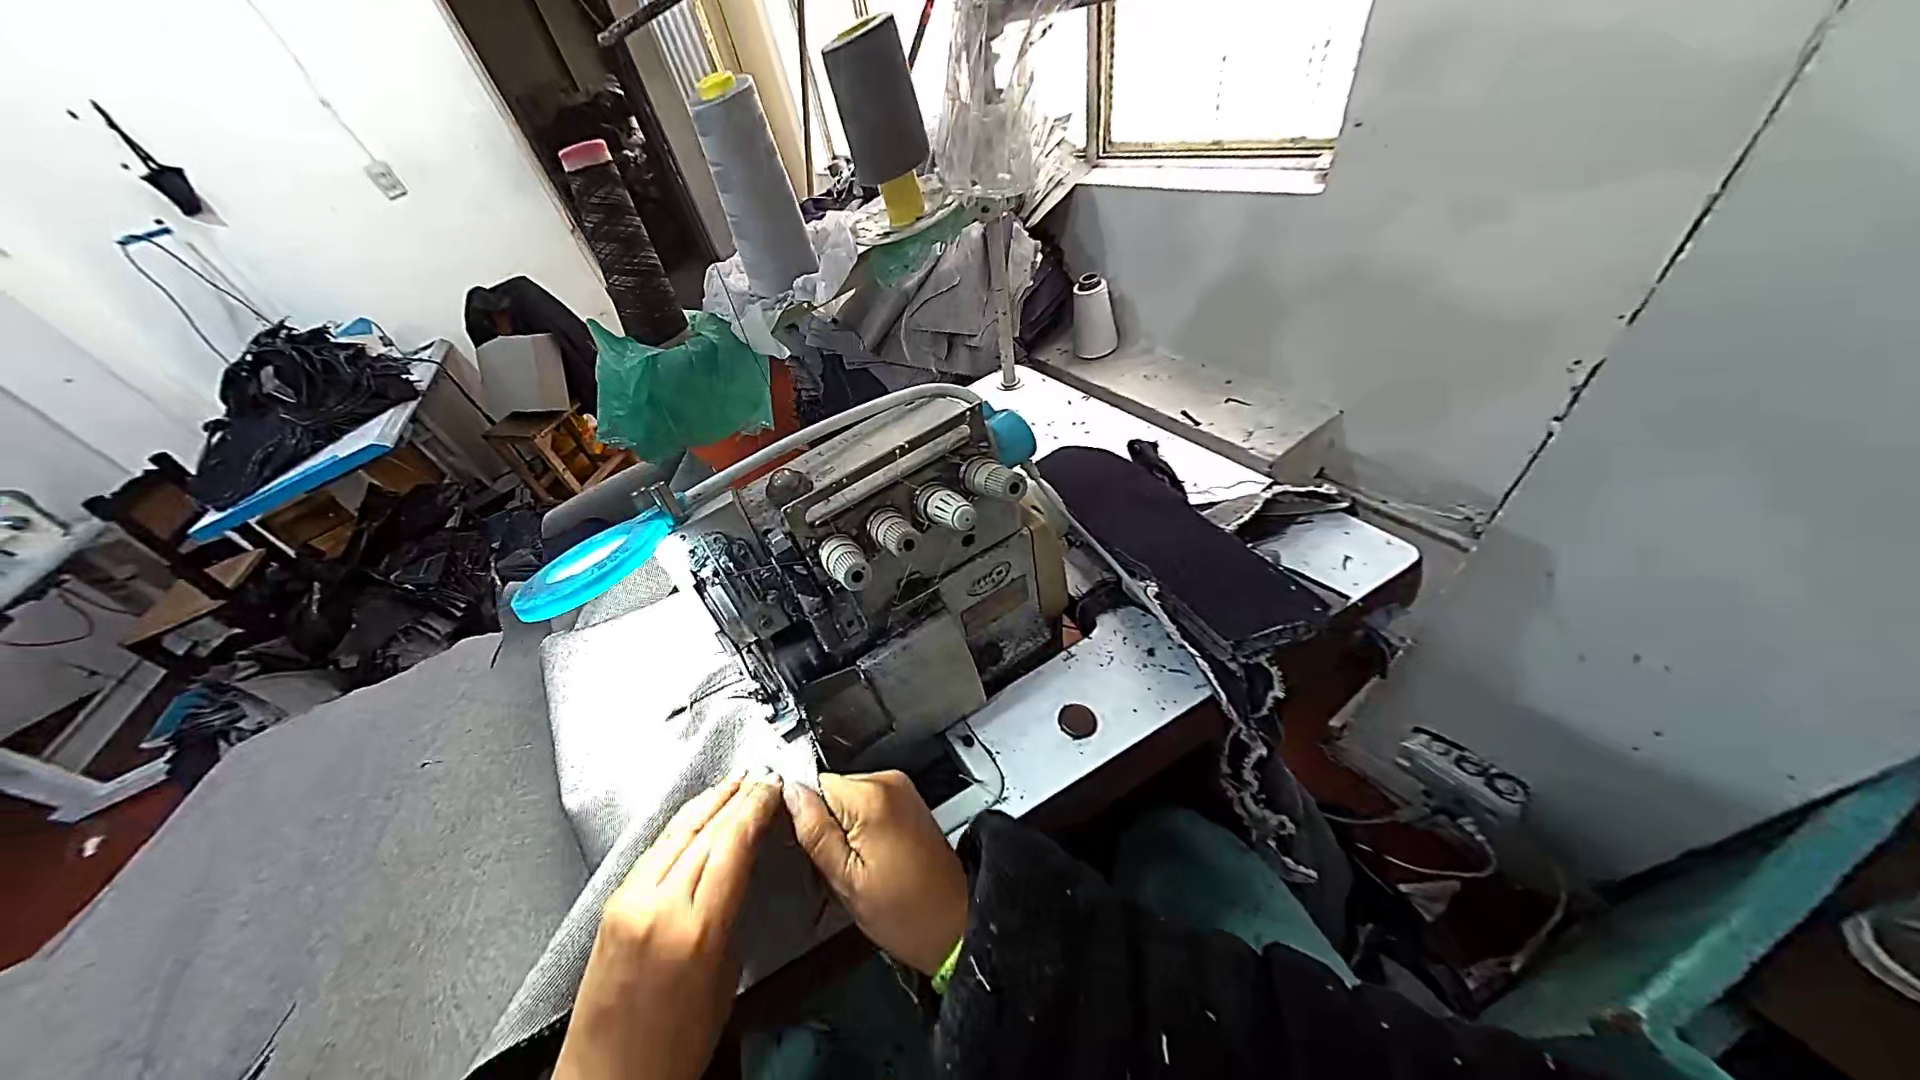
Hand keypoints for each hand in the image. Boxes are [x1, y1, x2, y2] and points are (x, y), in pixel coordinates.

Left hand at [554, 776, 781, 1079]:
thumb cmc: (671, 1048)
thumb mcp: (725, 977)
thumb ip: (734, 913)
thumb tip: (742, 866)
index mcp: (695, 929)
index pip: (732, 844)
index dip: (756, 808)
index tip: (773, 789)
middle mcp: (657, 907)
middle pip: (707, 830)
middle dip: (738, 798)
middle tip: (761, 779)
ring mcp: (629, 902)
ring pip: (677, 831)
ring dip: (710, 802)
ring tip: (734, 783)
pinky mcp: (613, 906)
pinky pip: (654, 850)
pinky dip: (682, 824)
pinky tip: (697, 815)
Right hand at [785, 771, 968, 974]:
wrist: (954, 921)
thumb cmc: (907, 911)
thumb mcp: (846, 880)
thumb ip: (814, 832)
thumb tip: (791, 795)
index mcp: (871, 796)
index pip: (813, 783)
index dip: (803, 815)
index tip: (810, 844)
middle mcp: (889, 782)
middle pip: (830, 789)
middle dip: (825, 823)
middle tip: (837, 864)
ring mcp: (901, 789)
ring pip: (847, 798)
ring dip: (843, 827)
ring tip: (859, 864)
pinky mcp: (907, 800)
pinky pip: (867, 804)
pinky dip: (862, 827)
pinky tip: (873, 857)